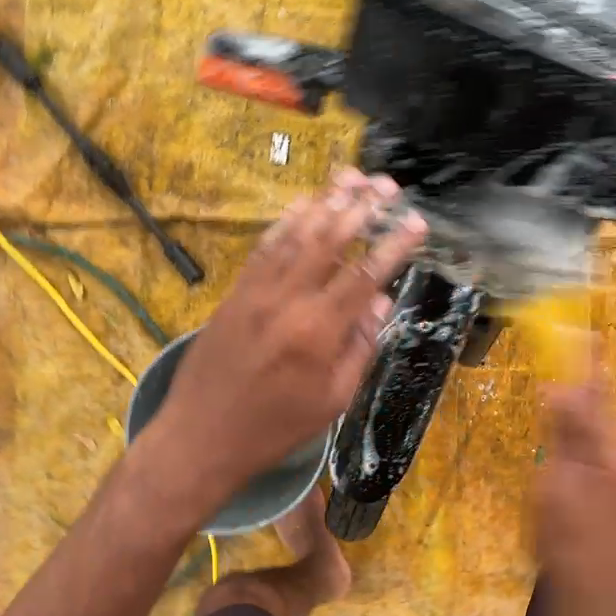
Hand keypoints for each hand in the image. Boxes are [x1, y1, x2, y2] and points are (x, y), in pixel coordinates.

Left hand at [142, 169, 424, 519]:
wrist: (199, 438)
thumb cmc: (276, 427)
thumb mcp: (334, 400)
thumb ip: (361, 348)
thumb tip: (381, 302)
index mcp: (319, 332)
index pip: (365, 276)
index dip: (394, 245)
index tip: (416, 222)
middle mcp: (288, 301)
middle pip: (331, 240)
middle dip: (361, 207)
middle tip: (386, 183)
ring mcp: (257, 292)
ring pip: (297, 234)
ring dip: (326, 202)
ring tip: (351, 177)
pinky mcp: (236, 291)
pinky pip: (265, 246)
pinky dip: (288, 220)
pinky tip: (305, 203)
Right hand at [534, 359, 615, 615]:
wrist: (590, 611)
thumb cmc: (569, 543)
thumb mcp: (559, 482)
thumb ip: (566, 431)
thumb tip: (563, 383)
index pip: (603, 397)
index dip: (591, 366)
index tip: (591, 333)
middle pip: (604, 420)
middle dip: (578, 407)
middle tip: (555, 399)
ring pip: (600, 444)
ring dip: (576, 436)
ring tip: (552, 451)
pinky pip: (601, 466)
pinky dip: (580, 460)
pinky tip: (561, 482)